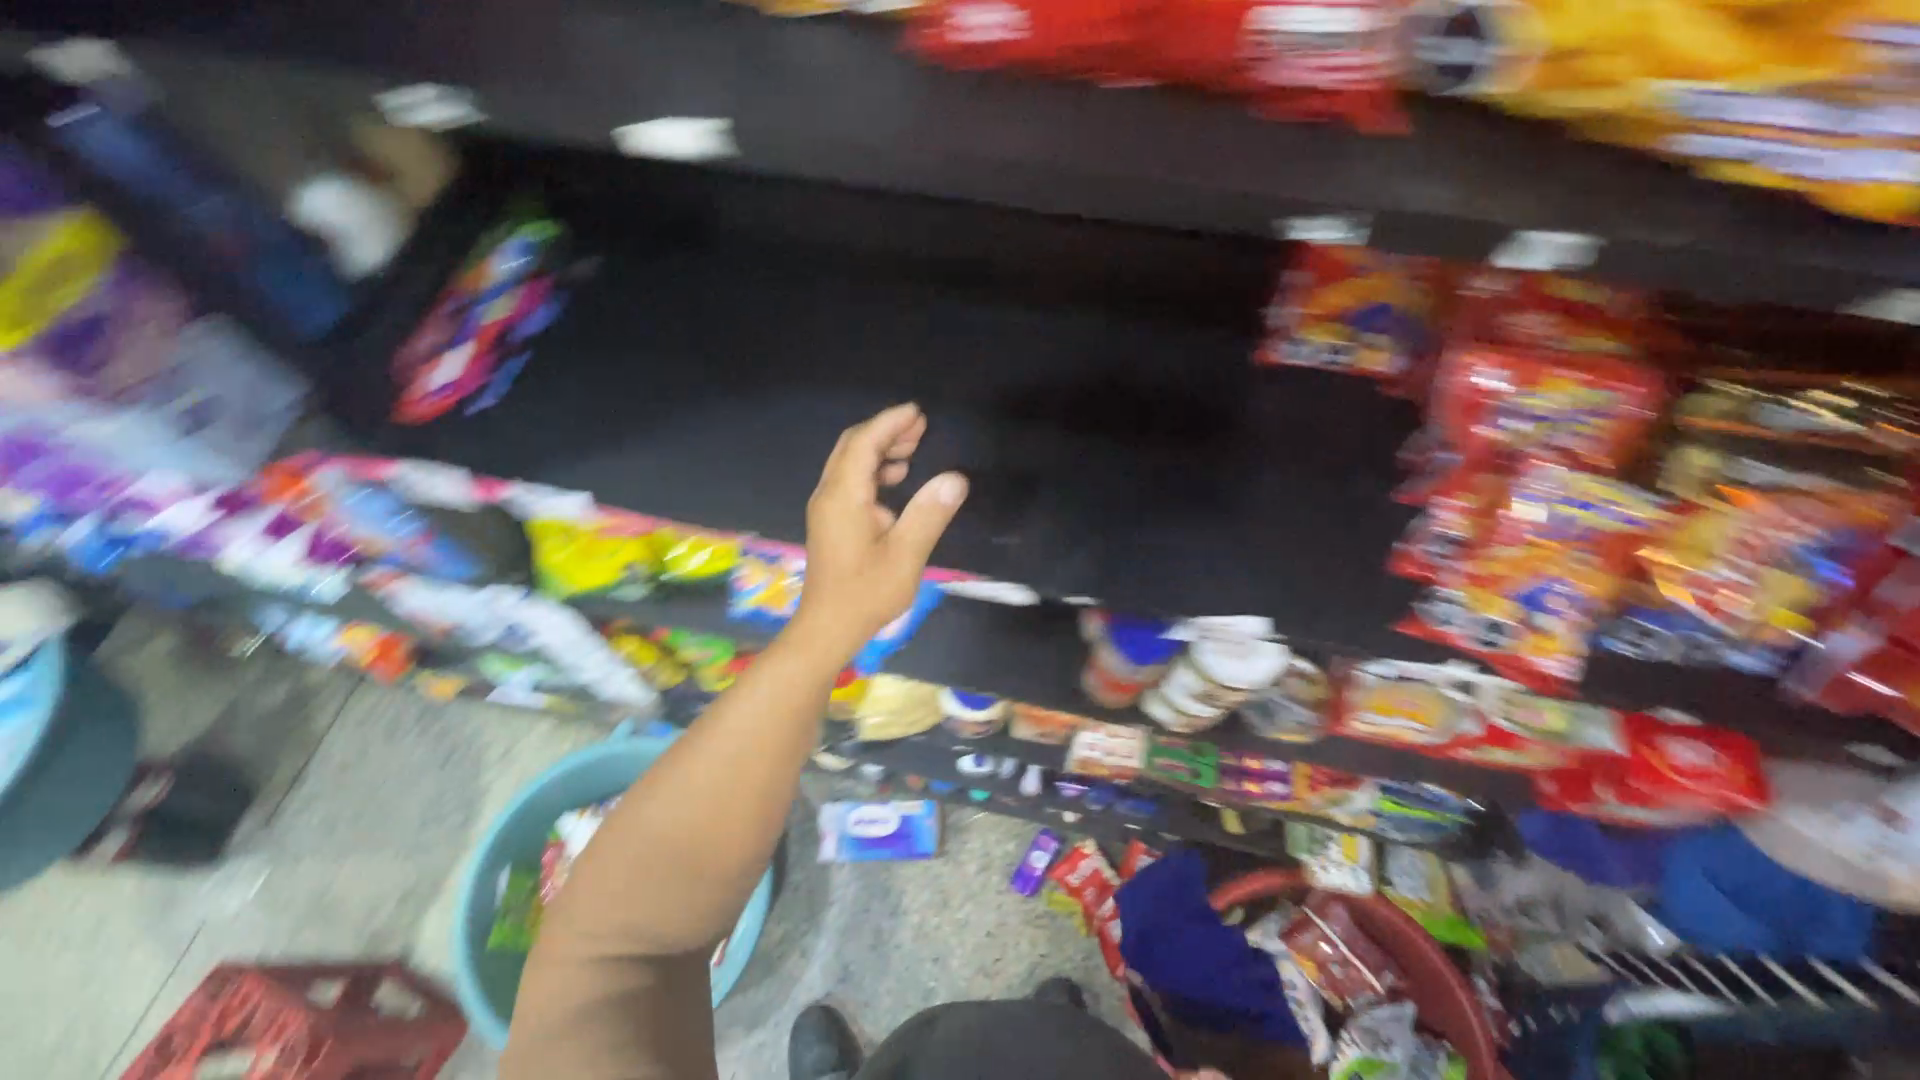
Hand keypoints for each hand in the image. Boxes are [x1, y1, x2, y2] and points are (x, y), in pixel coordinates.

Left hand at [795, 403, 966, 659]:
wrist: (828, 628)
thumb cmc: (866, 593)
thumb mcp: (906, 556)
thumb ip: (929, 514)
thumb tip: (955, 478)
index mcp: (844, 497)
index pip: (864, 443)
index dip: (890, 423)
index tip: (917, 413)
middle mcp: (829, 495)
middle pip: (852, 447)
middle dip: (885, 431)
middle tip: (920, 427)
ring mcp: (826, 509)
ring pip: (849, 463)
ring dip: (879, 450)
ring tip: (913, 449)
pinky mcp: (830, 522)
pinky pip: (849, 481)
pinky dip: (873, 470)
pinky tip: (897, 480)